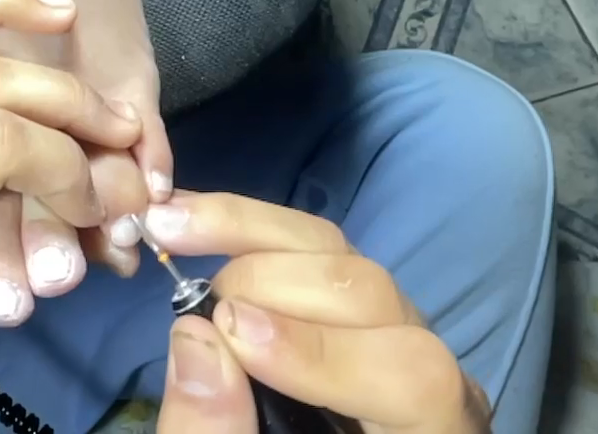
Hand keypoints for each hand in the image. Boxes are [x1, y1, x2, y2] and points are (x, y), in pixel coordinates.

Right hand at [146, 193, 491, 433]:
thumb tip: (195, 337)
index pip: (413, 378)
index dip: (321, 349)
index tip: (232, 337)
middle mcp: (425, 377)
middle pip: (370, 292)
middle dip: (269, 283)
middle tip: (198, 304)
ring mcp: (386, 327)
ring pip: (334, 250)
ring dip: (245, 230)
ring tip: (172, 226)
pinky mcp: (338, 298)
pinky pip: (301, 244)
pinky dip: (239, 226)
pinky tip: (188, 218)